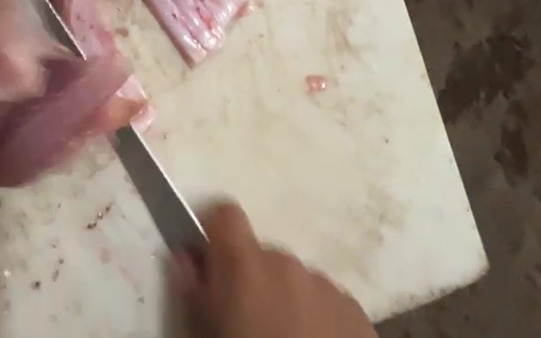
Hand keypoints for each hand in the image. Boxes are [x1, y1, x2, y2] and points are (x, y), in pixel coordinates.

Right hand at [176, 202, 375, 337]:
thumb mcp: (205, 332)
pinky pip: (323, 301)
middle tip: (246, 326)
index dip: (212, 230)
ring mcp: (325, 286)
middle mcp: (287, 264)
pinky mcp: (355, 311)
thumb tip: (185, 256)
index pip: (225, 214)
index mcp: (246, 267)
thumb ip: (193, 290)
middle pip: (260, 255)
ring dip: (283, 301)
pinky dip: (314, 318)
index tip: (206, 259)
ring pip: (293, 280)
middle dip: (250, 282)